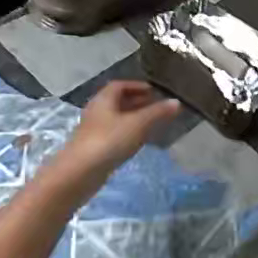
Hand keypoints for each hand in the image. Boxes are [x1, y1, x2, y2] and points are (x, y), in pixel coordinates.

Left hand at [52, 81, 182, 190]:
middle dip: (137, 101)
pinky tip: (138, 140)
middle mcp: (97, 111)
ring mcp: (94, 130)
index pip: (119, 85)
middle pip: (117, 101)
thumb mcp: (138, 124)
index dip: (136, 86)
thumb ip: (157, 112)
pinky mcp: (95, 146)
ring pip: (116, 117)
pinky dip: (128, 131)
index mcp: (104, 100)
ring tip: (151, 122)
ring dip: (133, 117)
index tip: (153, 91)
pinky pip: (115, 132)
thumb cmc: (110, 141)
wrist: (81, 171)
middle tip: (156, 105)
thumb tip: (176, 102)